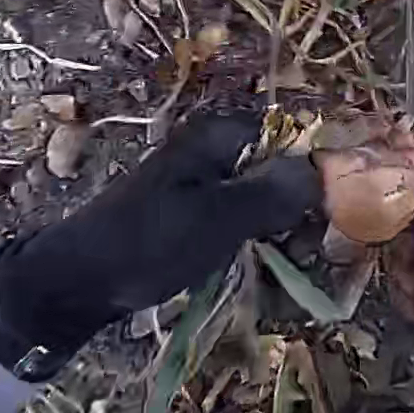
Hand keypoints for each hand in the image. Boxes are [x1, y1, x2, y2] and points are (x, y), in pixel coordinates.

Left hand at [0, 113, 319, 370]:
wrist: (79, 279)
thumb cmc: (150, 241)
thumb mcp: (217, 219)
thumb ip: (272, 193)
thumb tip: (324, 171)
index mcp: (221, 133)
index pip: (289, 135)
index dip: (316, 166)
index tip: (334, 207)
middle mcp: (219, 143)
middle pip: (281, 159)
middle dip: (301, 196)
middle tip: (313, 239)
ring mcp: (210, 172)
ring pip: (267, 184)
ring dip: (285, 215)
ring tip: (296, 252)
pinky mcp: (202, 199)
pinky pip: (246, 203)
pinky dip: (262, 224)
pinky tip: (269, 251)